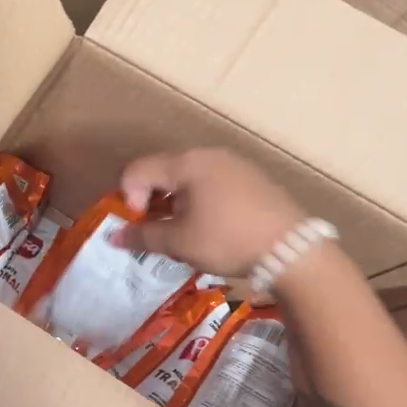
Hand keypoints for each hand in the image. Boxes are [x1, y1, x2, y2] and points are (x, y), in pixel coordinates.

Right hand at [115, 149, 304, 276]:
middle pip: (161, 170)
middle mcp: (208, 154)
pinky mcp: (252, 178)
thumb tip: (113, 237)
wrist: (294, 252)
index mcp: (186, 163)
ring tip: (183, 229)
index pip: (137, 170)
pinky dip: (198, 199)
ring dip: (174, 200)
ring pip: (186, 176)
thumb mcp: (179, 242)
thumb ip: (141, 236)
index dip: (128, 198)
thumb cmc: (227, 240)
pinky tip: (210, 225)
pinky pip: (211, 181)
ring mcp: (234, 163)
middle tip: (156, 228)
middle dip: (150, 199)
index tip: (141, 224)